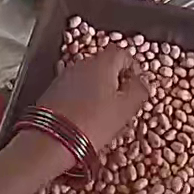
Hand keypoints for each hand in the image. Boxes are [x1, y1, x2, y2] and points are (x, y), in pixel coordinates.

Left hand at [34, 47, 149, 153]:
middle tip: (123, 101)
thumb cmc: (93, 123)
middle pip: (104, 64)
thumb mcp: (125, 109)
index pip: (122, 53)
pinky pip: (74, 88)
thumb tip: (142, 81)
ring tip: (104, 112)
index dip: (133, 67)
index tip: (137, 85)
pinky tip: (85, 115)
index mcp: (102, 63)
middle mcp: (81, 64)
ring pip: (88, 77)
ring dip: (99, 89)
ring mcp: (64, 76)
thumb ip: (138, 91)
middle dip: (116, 80)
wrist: (51, 139)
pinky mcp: (52, 90)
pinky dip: (83, 97)